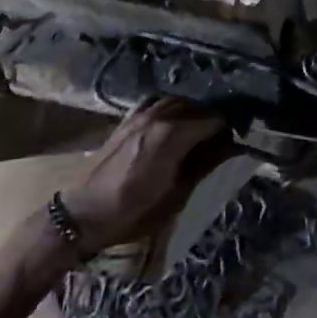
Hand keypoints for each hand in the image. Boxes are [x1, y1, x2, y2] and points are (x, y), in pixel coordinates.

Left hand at [58, 97, 225, 244]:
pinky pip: (157, 103)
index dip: (230, 130)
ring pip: (178, 102)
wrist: (79, 215)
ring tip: (199, 134)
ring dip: (193, 113)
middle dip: (213, 120)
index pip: (215, 119)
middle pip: (198, 107)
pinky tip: (173, 125)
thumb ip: (204, 164)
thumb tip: (231, 146)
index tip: (237, 142)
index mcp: (173, 134)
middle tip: (221, 141)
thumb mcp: (175, 195)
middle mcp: (158, 116)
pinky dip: (171, 110)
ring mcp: (140, 115)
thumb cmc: (130, 211)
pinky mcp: (127, 120)